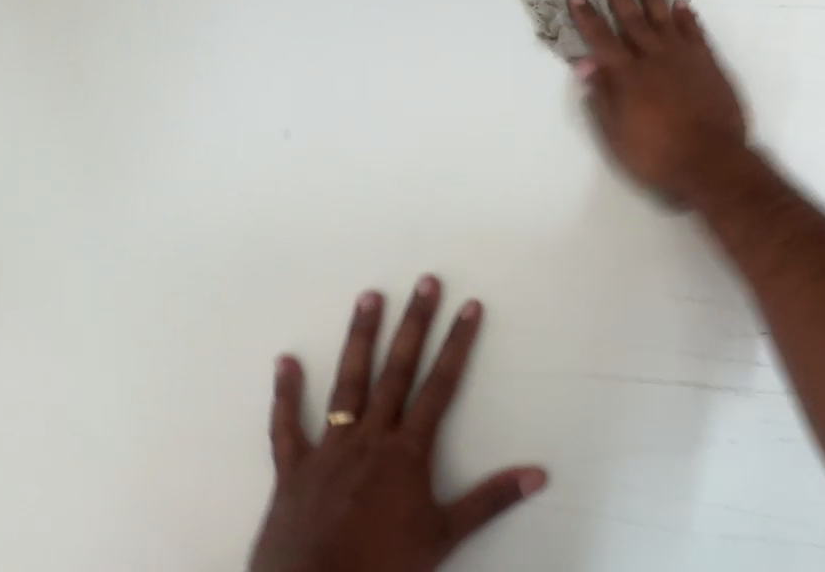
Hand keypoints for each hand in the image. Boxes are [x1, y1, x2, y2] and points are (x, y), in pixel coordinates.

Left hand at [248, 279, 545, 571]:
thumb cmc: (382, 567)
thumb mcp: (444, 535)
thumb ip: (490, 499)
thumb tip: (539, 475)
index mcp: (408, 451)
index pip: (441, 384)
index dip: (458, 343)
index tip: (469, 306)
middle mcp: (371, 438)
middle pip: (397, 370)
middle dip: (414, 324)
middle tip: (425, 282)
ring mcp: (329, 450)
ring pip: (347, 384)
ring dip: (360, 339)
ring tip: (369, 297)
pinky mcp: (293, 471)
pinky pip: (286, 428)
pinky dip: (286, 395)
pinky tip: (285, 361)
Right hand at [570, 0, 749, 203]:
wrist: (711, 161)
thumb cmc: (658, 155)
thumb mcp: (618, 134)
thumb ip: (602, 96)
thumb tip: (585, 63)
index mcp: (628, 76)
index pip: (602, 40)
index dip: (588, 17)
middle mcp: (654, 58)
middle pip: (632, 20)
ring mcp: (684, 58)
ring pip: (664, 18)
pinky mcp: (708, 63)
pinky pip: (695, 31)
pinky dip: (687, 16)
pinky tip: (682, 4)